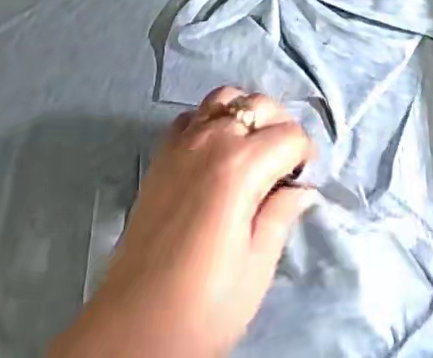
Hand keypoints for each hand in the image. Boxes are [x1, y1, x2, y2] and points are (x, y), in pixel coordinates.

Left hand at [51, 87, 316, 357]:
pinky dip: (211, 122)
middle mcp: (211, 142)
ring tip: (253, 151)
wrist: (128, 335)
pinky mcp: (159, 158)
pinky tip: (217, 154)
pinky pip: (192, 116)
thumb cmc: (201, 307)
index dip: (304, 156)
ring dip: (246, 116)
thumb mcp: (257, 267)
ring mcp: (180, 145)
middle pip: (261, 105)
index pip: (290, 135)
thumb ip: (282, 214)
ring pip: (225, 98)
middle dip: (281, 128)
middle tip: (284, 167)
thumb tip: (300, 188)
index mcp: (240, 166)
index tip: (301, 182)